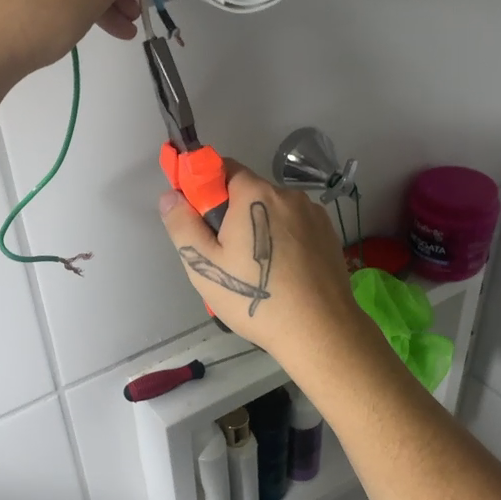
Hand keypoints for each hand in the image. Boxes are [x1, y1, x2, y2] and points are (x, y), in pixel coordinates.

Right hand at [158, 160, 368, 358]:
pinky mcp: (329, 234)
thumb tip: (171, 195)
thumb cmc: (255, 295)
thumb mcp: (204, 265)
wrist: (319, 330)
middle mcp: (288, 195)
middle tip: (225, 257)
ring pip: (273, 212)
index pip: (223, 169)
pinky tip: (282, 274)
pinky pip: (295, 227)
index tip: (200, 220)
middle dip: (232, 215)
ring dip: (259, 228)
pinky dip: (283, 241)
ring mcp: (313, 214)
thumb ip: (182, 225)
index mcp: (256, 194)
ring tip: (256, 271)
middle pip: (249, 192)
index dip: (205, 189)